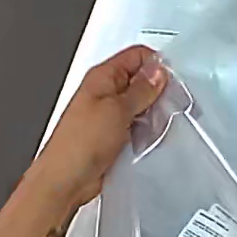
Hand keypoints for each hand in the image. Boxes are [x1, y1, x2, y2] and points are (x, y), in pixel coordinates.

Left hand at [30, 45, 167, 211]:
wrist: (65, 181)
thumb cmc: (78, 144)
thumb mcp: (118, 110)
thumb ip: (142, 89)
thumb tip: (158, 71)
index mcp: (102, 76)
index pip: (138, 55)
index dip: (157, 64)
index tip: (171, 80)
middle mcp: (105, 92)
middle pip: (141, 80)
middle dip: (157, 91)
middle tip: (166, 104)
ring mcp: (108, 113)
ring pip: (141, 104)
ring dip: (152, 113)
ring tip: (153, 124)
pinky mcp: (113, 133)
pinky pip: (137, 124)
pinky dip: (146, 130)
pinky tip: (147, 138)